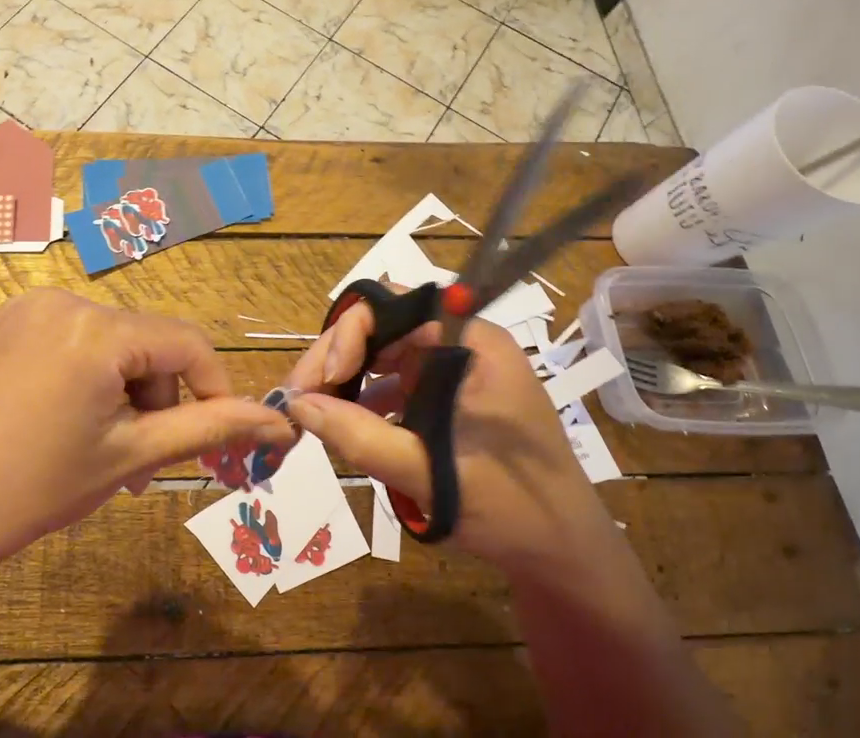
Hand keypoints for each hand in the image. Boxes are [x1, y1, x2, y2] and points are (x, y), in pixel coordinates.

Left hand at [0, 289, 294, 586]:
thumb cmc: (38, 488)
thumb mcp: (133, 456)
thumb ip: (210, 428)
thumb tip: (279, 424)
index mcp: (97, 328)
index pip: (187, 343)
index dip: (214, 389)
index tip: (215, 436)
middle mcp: (60, 300)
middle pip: (143, 340)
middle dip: (156, 397)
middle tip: (142, 462)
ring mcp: (21, 306)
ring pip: (104, 338)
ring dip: (119, 387)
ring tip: (99, 447)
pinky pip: (62, 336)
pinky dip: (80, 371)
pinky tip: (58, 419)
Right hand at [280, 289, 610, 571]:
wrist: (563, 554)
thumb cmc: (509, 508)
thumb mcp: (426, 472)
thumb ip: (359, 437)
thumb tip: (296, 404)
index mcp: (472, 344)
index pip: (394, 306)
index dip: (349, 334)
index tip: (321, 382)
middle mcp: (465, 345)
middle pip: (384, 328)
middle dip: (337, 359)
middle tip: (301, 399)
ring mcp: (458, 372)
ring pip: (385, 355)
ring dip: (346, 378)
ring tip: (315, 414)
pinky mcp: (451, 398)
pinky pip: (397, 382)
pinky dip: (367, 399)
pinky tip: (346, 427)